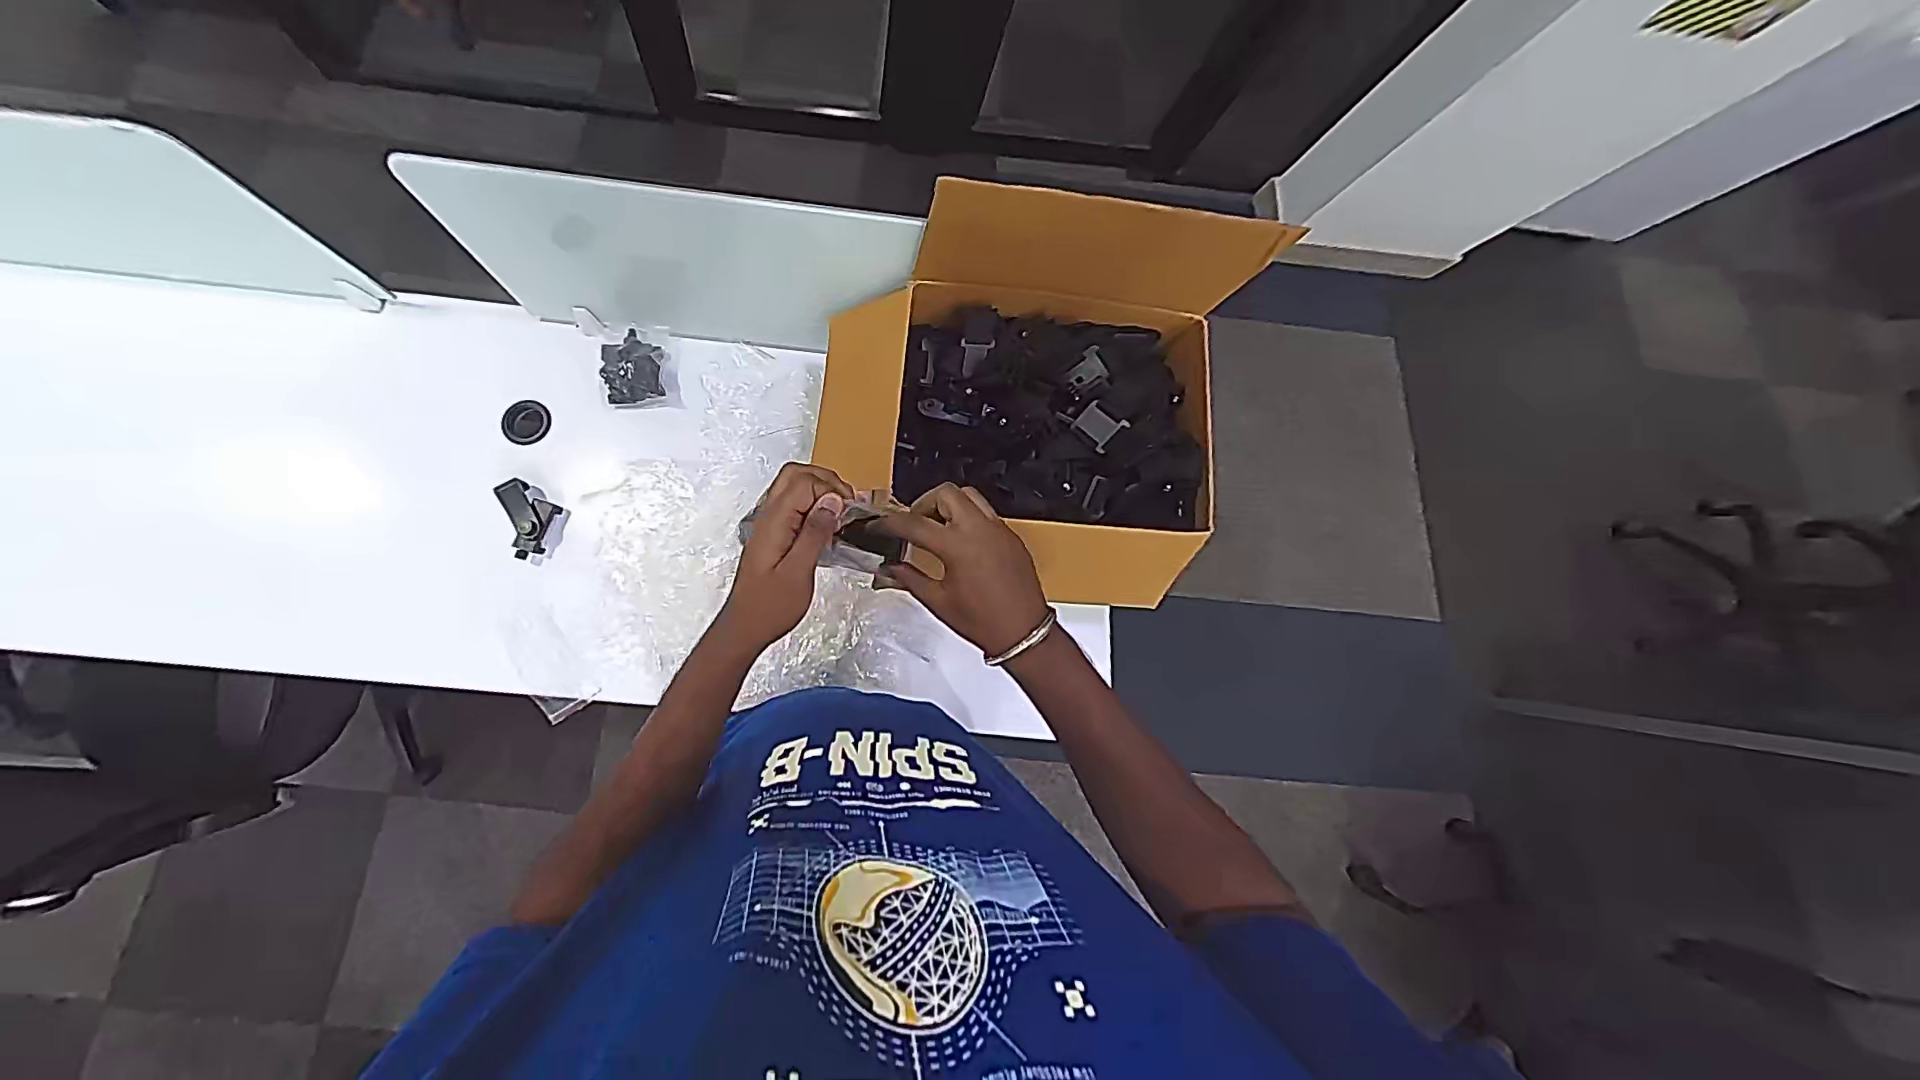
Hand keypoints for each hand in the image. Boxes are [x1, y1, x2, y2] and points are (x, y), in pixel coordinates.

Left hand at [712, 463, 853, 652]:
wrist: (746, 627)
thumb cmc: (770, 607)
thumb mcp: (799, 571)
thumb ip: (815, 533)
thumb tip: (832, 502)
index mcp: (774, 522)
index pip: (804, 482)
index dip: (831, 490)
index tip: (848, 511)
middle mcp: (768, 517)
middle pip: (795, 474)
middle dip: (826, 481)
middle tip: (846, 503)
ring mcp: (769, 524)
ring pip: (794, 487)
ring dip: (820, 491)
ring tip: (841, 512)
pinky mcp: (774, 535)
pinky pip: (794, 506)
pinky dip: (813, 506)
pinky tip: (827, 525)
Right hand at [876, 484, 1052, 656]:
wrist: (1024, 632)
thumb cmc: (985, 621)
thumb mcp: (938, 601)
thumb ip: (910, 579)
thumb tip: (891, 569)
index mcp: (958, 546)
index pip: (914, 523)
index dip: (889, 523)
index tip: (879, 526)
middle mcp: (980, 530)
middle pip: (945, 493)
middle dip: (923, 504)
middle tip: (913, 524)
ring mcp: (999, 530)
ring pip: (969, 496)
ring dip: (949, 505)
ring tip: (937, 528)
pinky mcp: (1011, 536)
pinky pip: (986, 513)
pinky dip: (969, 518)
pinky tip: (961, 541)